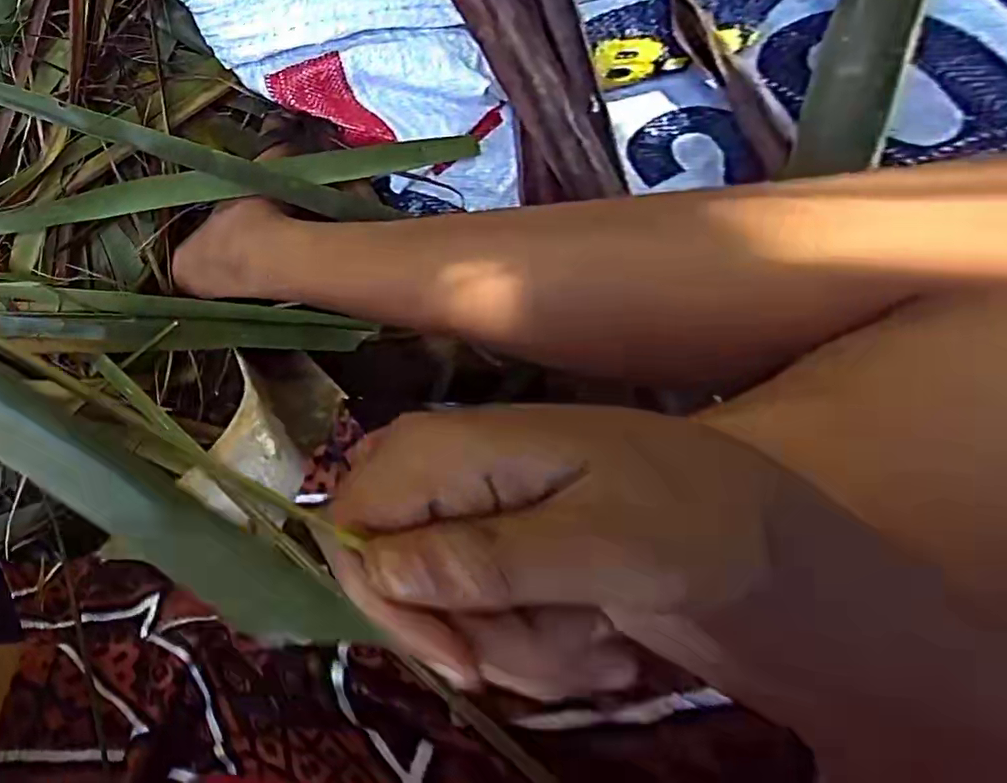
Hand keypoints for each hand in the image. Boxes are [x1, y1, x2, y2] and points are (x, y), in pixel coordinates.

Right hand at [326, 404, 783, 698]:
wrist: (767, 524)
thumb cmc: (698, 516)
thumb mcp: (612, 546)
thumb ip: (493, 559)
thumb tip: (381, 572)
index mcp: (430, 449)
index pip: (347, 525)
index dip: (383, 599)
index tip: (465, 665)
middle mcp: (419, 472)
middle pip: (384, 571)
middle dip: (470, 632)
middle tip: (564, 650)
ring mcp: (445, 508)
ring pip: (425, 605)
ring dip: (513, 648)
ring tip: (598, 643)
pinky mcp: (472, 544)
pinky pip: (460, 611)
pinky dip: (524, 645)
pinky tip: (592, 638)